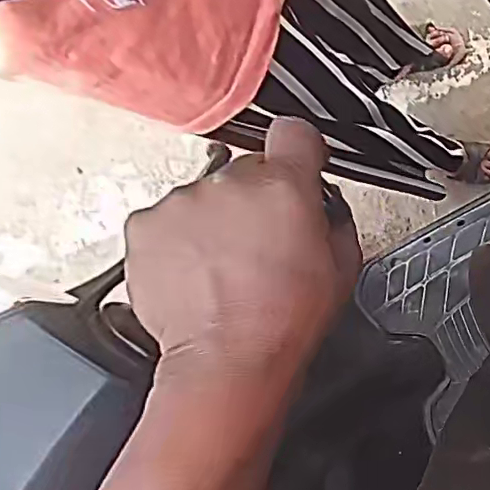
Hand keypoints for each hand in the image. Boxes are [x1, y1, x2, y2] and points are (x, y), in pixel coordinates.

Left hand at [125, 118, 361, 391]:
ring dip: (222, 223)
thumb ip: (334, 222)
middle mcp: (230, 184)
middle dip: (262, 202)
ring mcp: (182, 201)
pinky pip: (172, 220)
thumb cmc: (288, 317)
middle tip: (270, 246)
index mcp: (286, 189)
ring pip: (209, 198)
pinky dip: (186, 241)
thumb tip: (323, 209)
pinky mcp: (145, 223)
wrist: (230, 355)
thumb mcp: (343, 268)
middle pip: (250, 173)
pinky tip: (206, 275)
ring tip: (234, 269)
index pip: (296, 134)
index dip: (302, 150)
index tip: (300, 165)